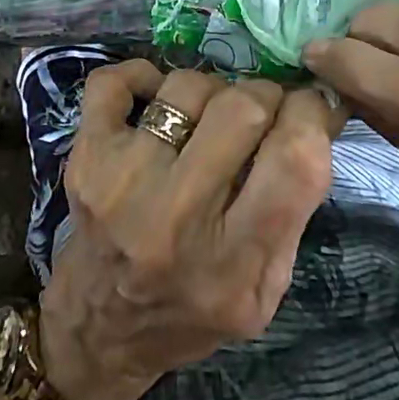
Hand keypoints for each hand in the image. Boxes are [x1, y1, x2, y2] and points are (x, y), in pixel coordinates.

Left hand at [37, 62, 340, 399]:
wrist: (103, 323)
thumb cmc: (193, 309)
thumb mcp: (264, 290)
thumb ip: (292, 210)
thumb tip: (313, 116)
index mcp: (232, 262)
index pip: (294, 161)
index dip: (313, 116)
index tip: (311, 107)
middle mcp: (174, 215)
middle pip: (242, 110)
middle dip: (265, 97)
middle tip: (262, 110)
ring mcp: (121, 179)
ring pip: (186, 86)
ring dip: (211, 91)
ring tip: (209, 116)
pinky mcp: (85, 155)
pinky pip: (112, 80)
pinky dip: (142, 75)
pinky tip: (158, 98)